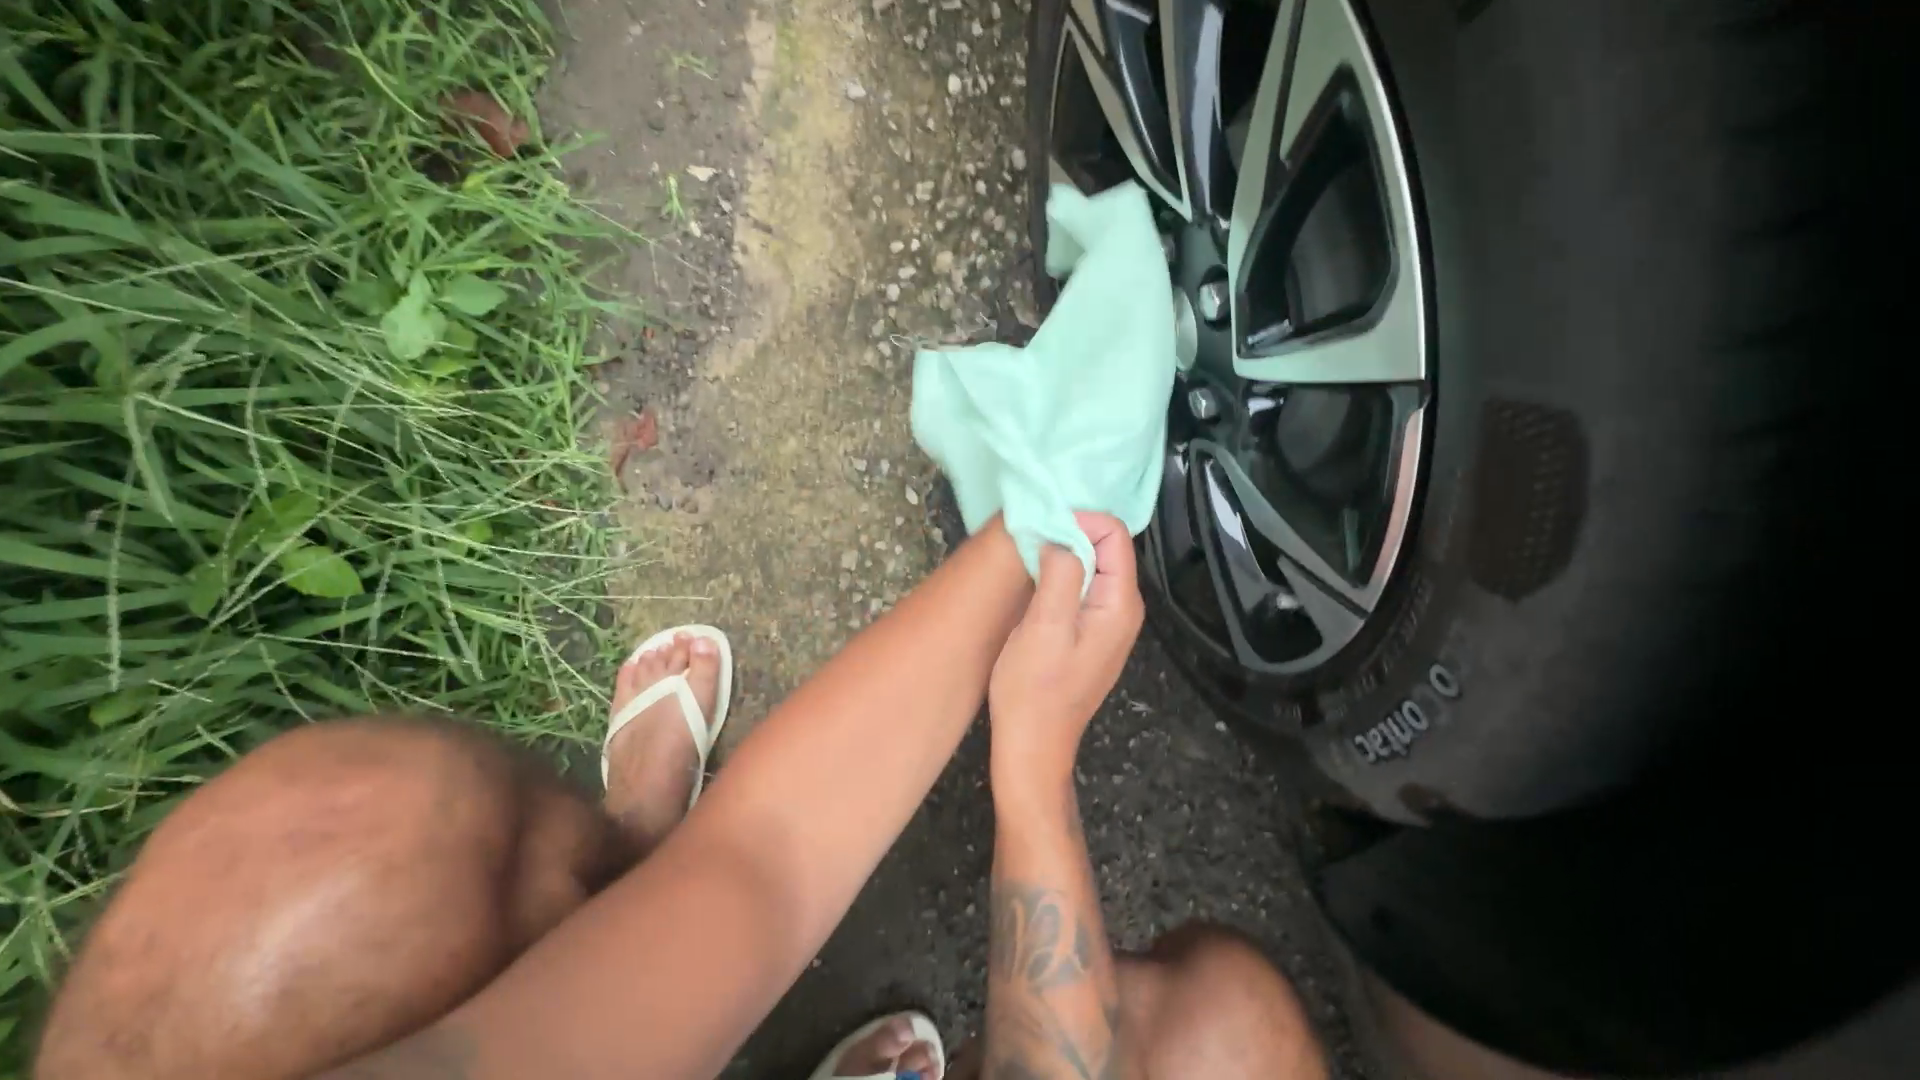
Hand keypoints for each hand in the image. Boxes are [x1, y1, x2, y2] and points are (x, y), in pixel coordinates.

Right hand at [987, 512, 1144, 796]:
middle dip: (1069, 531)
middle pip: (1105, 547)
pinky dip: (1059, 575)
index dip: (1078, 519)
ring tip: (1026, 552)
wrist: (1033, 746)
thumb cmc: (1034, 691)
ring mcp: (1107, 623)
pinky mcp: (1088, 634)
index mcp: (1120, 604)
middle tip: (1028, 534)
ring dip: (1061, 553)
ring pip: (1091, 566)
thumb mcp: (1044, 627)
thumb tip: (1060, 533)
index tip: (1039, 524)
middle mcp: (1123, 609)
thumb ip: (1061, 574)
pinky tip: (1033, 580)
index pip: (1114, 534)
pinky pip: (1081, 588)